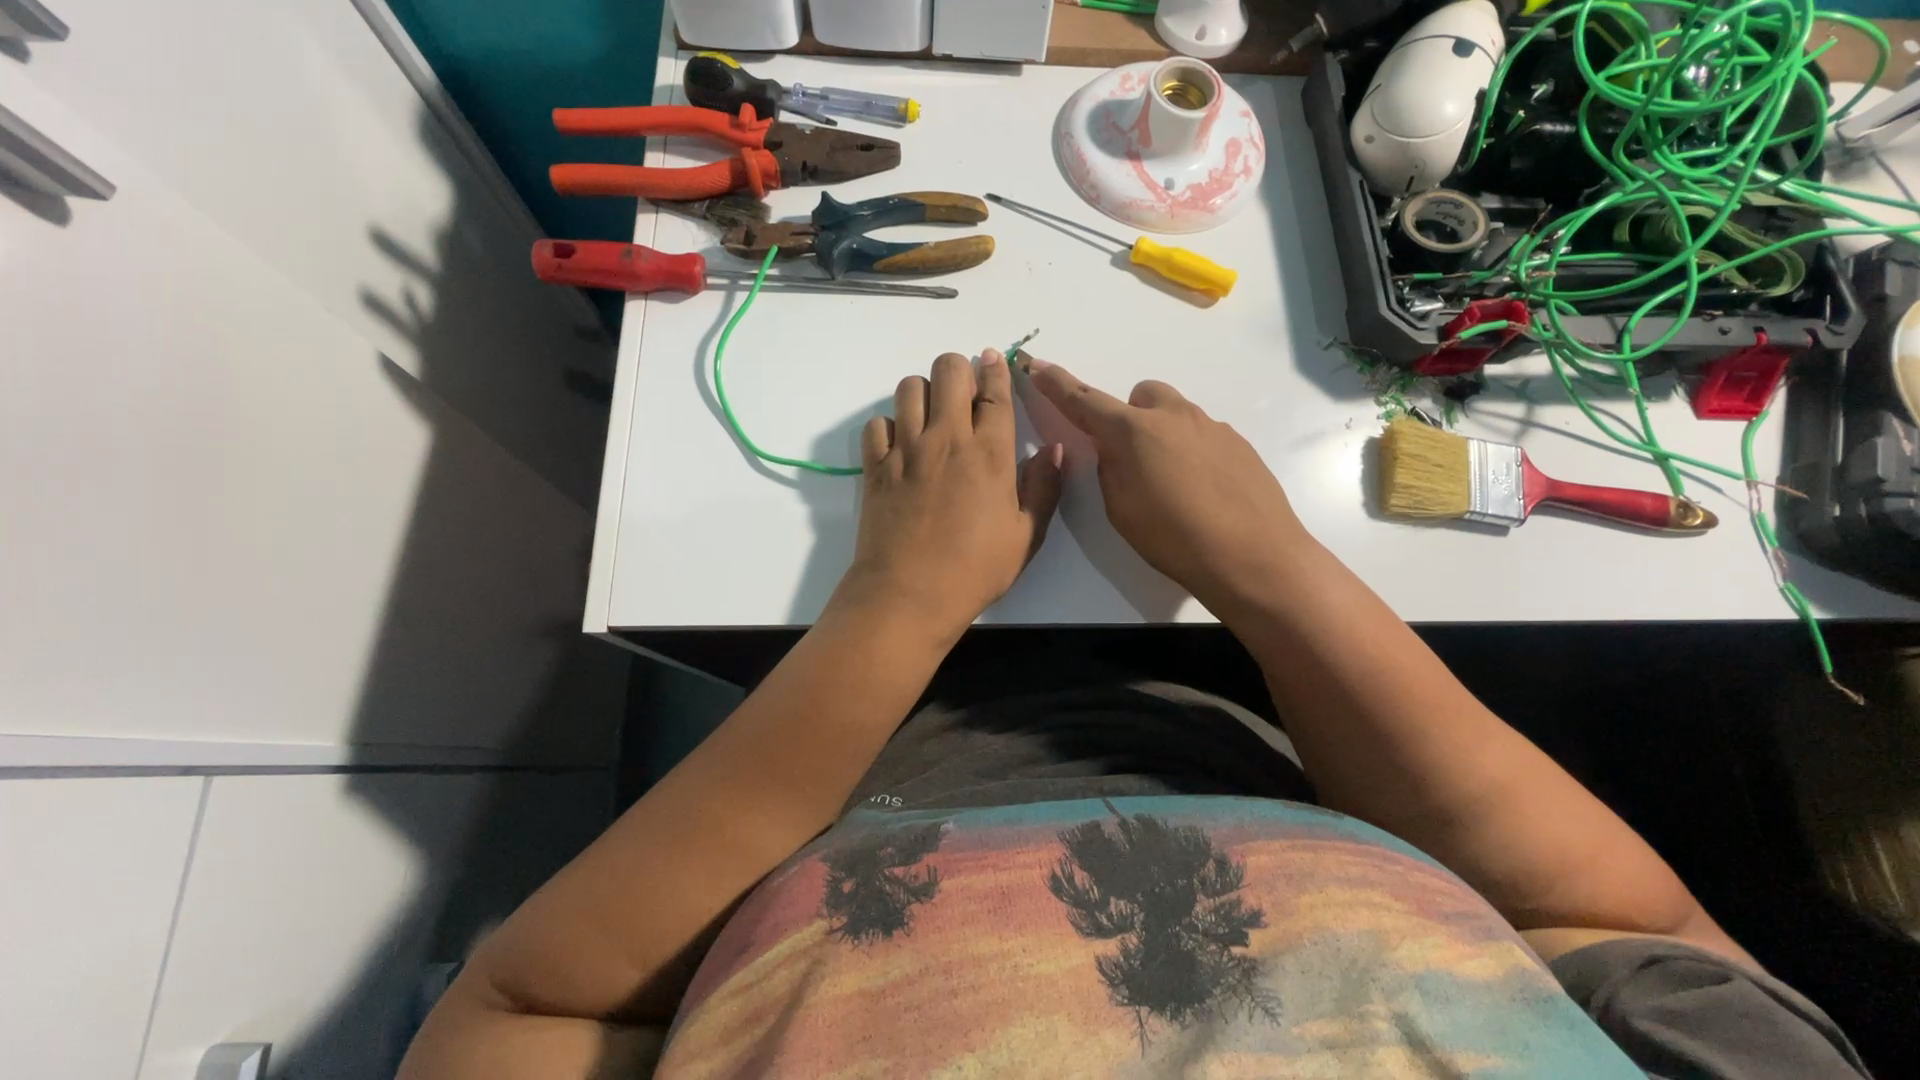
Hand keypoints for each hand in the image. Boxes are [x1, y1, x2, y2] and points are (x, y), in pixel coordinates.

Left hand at [829, 349, 1062, 641]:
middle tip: (964, 395)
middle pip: (949, 370)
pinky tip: (900, 447)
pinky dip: (889, 426)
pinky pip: (877, 423)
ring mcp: (906, 449)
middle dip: (960, 371)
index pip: (995, 391)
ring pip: (909, 386)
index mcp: (990, 453)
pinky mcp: (875, 467)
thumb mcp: (1026, 536)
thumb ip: (1044, 488)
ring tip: (931, 417)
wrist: (908, 595)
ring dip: (924, 393)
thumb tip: (1055, 449)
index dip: (997, 368)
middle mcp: (946, 438)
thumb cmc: (975, 570)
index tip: (996, 359)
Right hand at [1025, 358, 1306, 610]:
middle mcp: (1173, 416)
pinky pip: (1204, 437)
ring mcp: (1211, 426)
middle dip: (1131, 417)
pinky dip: (1195, 456)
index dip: (1056, 384)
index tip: (1037, 365)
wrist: (1252, 555)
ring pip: (1177, 417)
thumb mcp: (1121, 509)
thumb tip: (1117, 451)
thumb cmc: (1173, 538)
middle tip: (1132, 459)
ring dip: (1165, 438)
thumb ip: (1111, 469)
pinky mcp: (1239, 444)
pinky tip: (1205, 494)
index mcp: (1133, 431)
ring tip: (1175, 488)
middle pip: (1142, 396)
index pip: (1084, 400)